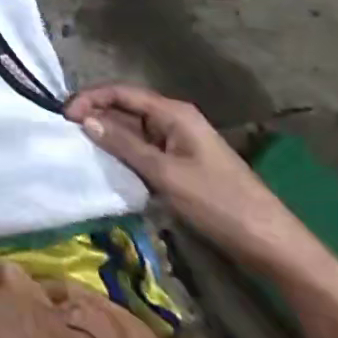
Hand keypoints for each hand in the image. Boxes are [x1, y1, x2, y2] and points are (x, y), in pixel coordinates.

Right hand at [67, 84, 320, 275]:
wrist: (272, 244)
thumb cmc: (219, 203)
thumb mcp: (166, 174)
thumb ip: (124, 145)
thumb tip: (86, 121)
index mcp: (174, 113)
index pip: (122, 92)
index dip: (91, 99)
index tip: (64, 116)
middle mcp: (176, 120)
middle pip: (126, 108)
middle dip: (97, 115)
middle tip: (67, 132)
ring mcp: (180, 142)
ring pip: (134, 129)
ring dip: (109, 135)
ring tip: (81, 147)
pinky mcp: (183, 163)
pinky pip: (145, 149)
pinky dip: (125, 152)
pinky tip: (110, 164)